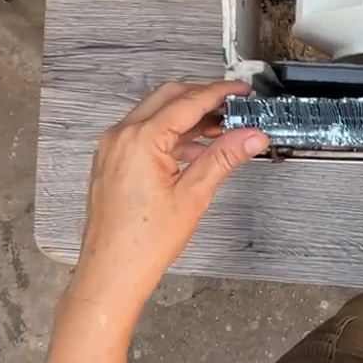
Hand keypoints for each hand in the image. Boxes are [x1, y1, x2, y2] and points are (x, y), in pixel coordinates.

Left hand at [73, 81, 268, 306]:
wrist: (112, 272)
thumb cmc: (144, 242)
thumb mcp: (194, 195)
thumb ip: (223, 157)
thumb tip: (251, 135)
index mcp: (141, 140)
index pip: (188, 101)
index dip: (219, 93)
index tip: (241, 91)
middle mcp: (121, 136)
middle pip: (169, 97)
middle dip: (203, 98)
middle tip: (234, 108)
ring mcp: (112, 147)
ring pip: (155, 113)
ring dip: (187, 117)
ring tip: (220, 132)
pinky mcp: (111, 160)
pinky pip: (143, 132)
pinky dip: (169, 133)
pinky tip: (193, 150)